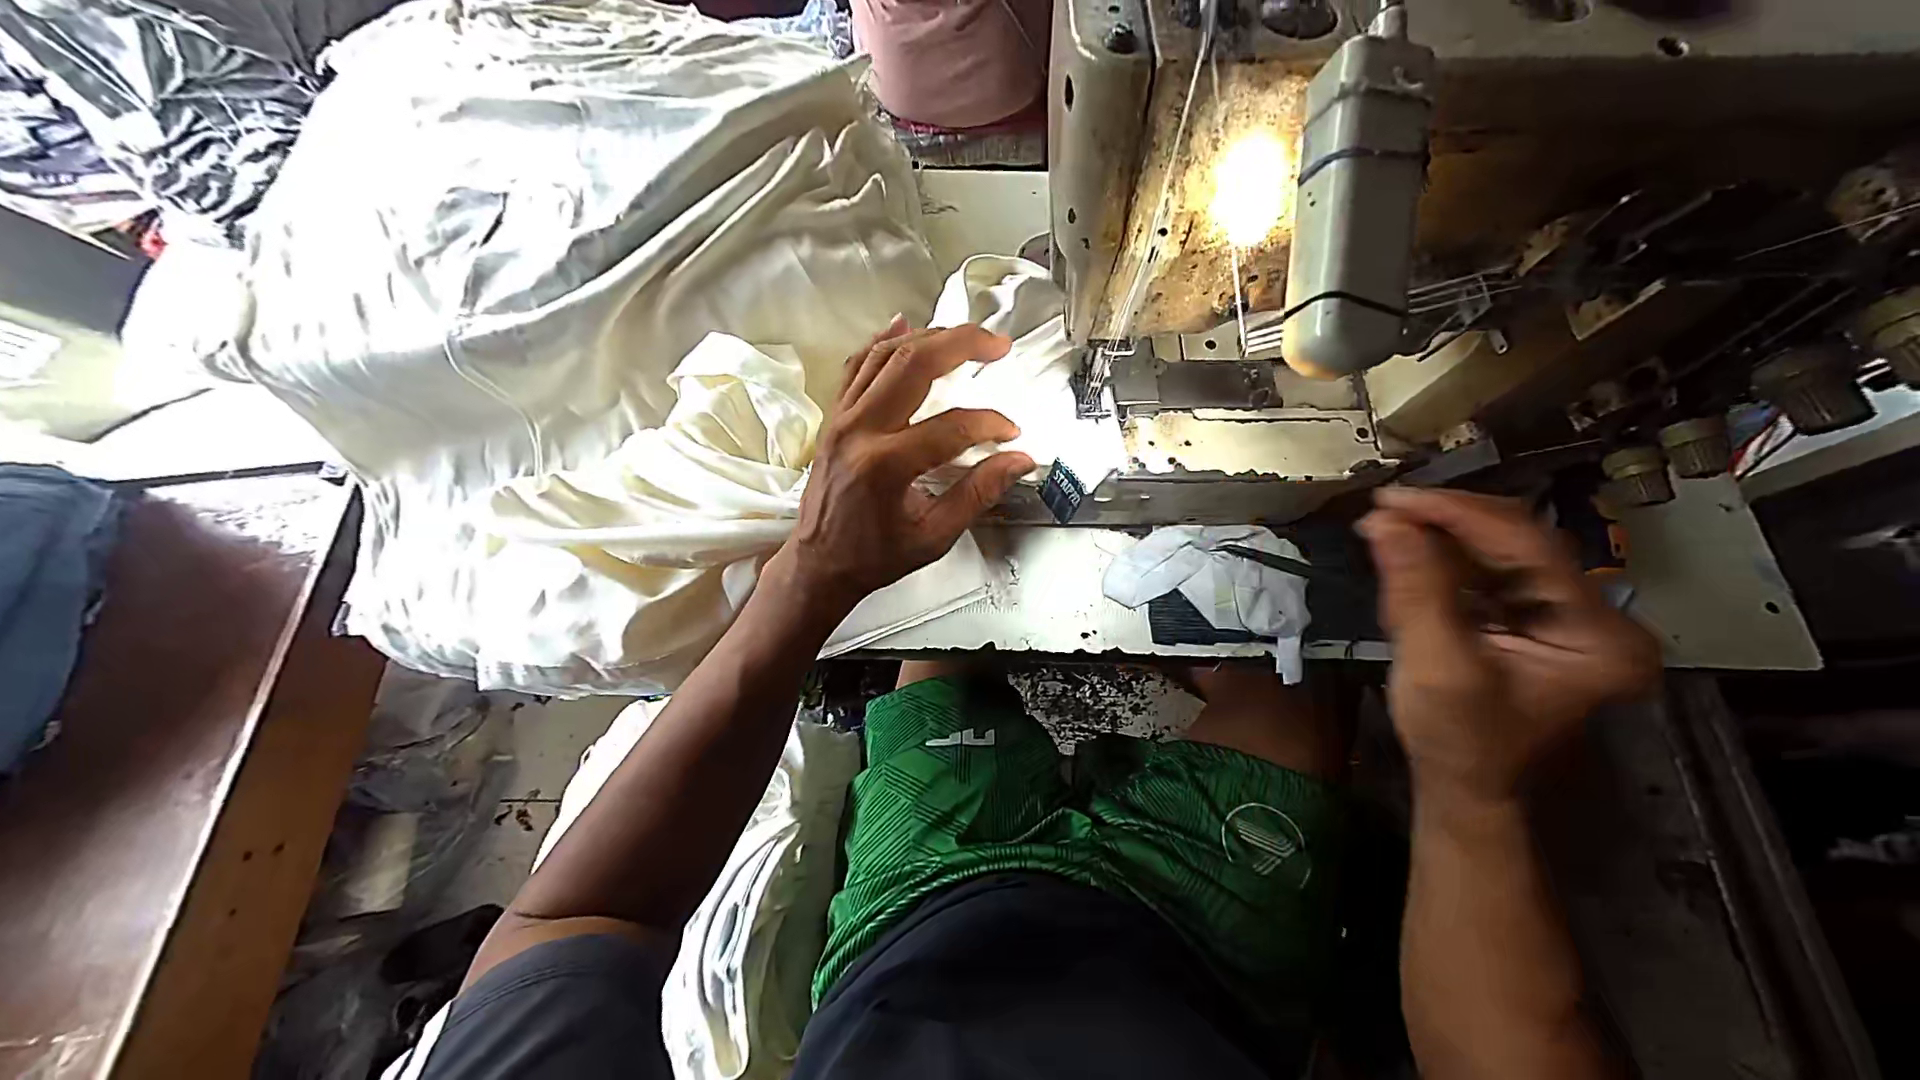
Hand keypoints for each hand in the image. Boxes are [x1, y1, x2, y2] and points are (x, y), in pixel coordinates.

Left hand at [774, 319, 1034, 612]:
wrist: (820, 563)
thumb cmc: (871, 556)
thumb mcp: (934, 536)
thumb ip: (978, 493)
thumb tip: (1017, 461)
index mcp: (885, 466)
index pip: (951, 427)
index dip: (990, 425)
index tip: (1010, 434)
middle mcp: (859, 432)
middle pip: (915, 364)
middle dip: (963, 345)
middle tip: (997, 345)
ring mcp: (842, 420)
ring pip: (886, 355)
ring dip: (930, 338)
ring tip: (965, 337)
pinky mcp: (835, 418)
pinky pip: (857, 365)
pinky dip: (884, 342)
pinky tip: (904, 326)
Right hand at [1357, 487, 1660, 801]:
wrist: (1462, 785)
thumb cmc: (1458, 740)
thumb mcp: (1436, 664)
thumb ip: (1415, 589)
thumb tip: (1384, 520)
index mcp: (1597, 636)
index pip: (1529, 548)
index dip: (1459, 515)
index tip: (1396, 499)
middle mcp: (1594, 618)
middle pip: (1518, 544)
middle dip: (1446, 522)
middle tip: (1386, 508)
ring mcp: (1562, 618)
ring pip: (1499, 553)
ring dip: (1438, 537)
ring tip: (1386, 526)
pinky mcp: (1529, 620)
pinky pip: (1486, 574)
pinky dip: (1440, 560)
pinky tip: (1405, 552)